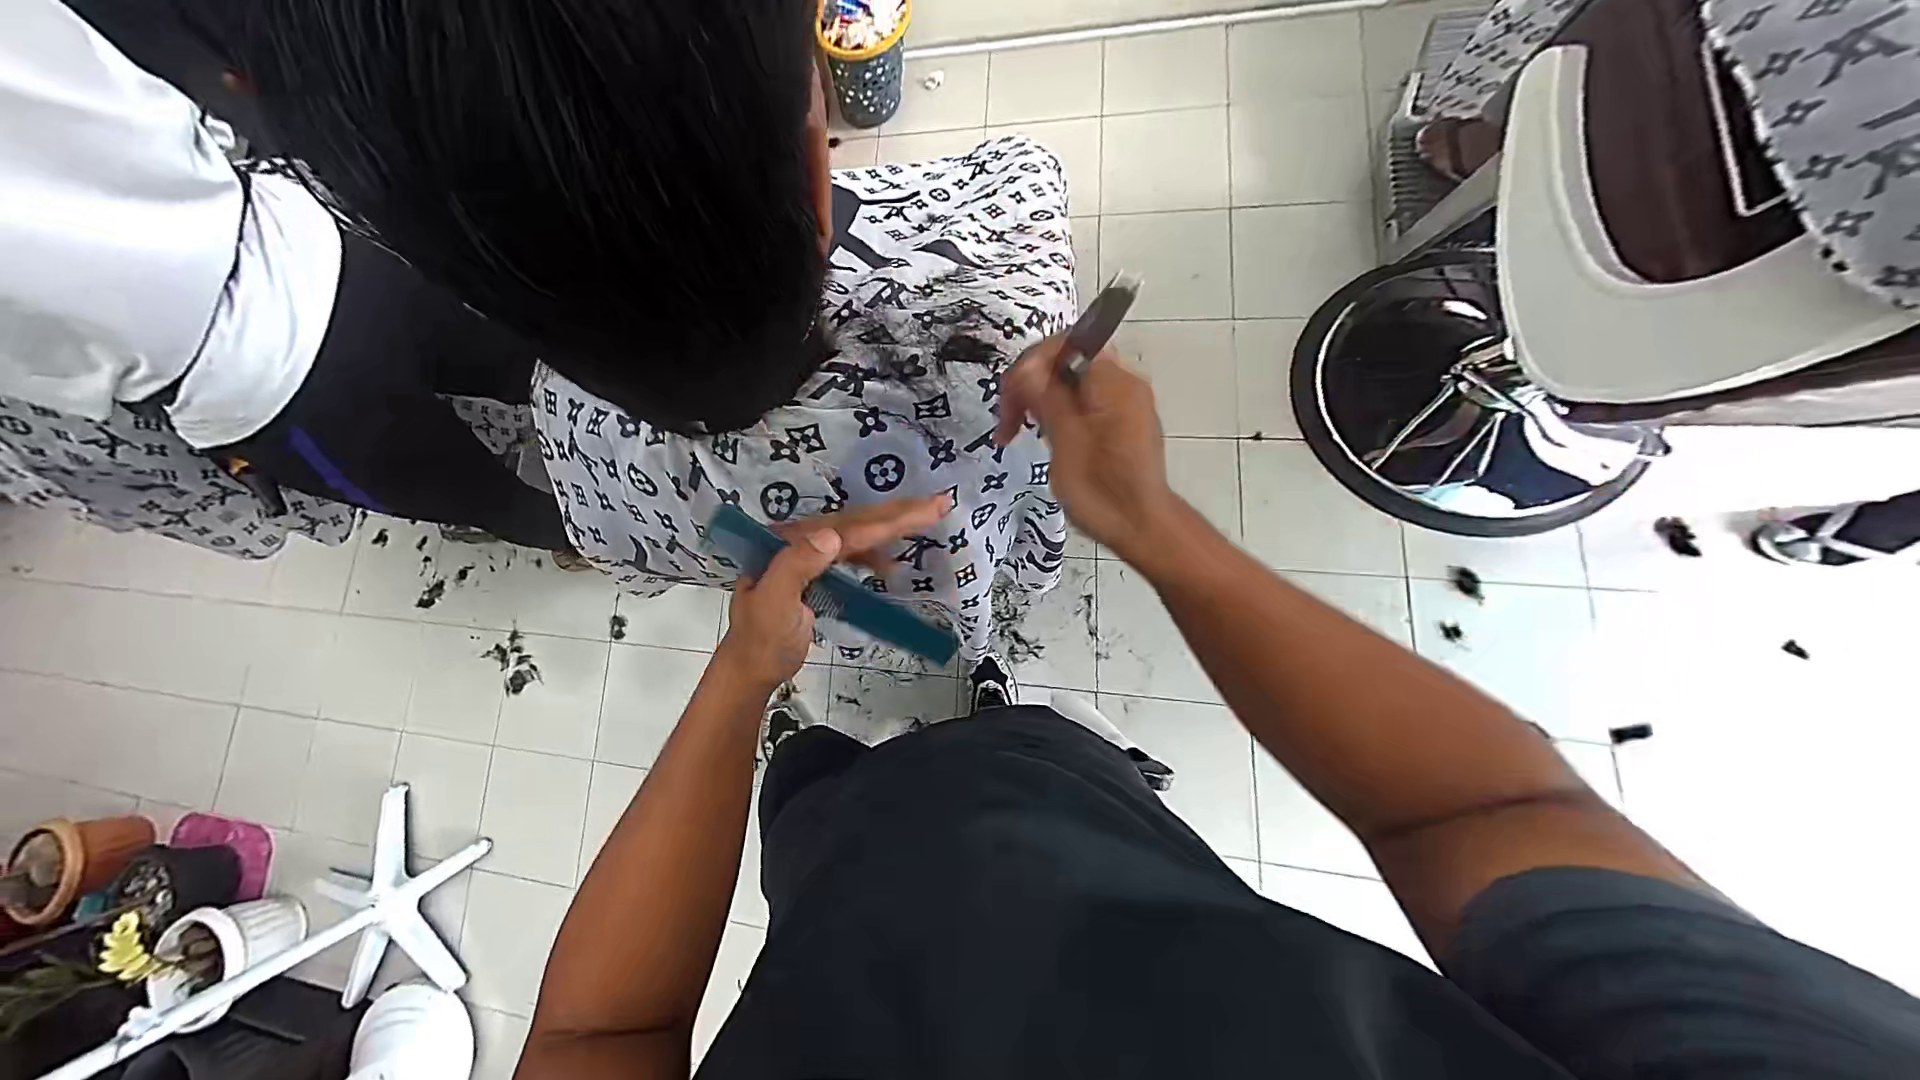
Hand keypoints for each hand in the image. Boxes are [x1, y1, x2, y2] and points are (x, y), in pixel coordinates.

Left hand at [718, 495, 950, 688]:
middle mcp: (798, 540)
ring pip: (858, 533)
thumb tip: (831, 535)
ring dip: (892, 526)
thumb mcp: (773, 605)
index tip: (923, 513)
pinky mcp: (818, 571)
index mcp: (787, 543)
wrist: (752, 668)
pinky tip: (892, 563)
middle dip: (898, 512)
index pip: (846, 529)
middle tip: (938, 503)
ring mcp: (808, 555)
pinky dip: (876, 554)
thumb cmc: (762, 642)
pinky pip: (853, 553)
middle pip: (855, 521)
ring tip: (928, 518)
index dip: (886, 521)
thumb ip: (796, 567)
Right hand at [996, 335, 1182, 564]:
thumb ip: (1047, 397)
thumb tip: (1027, 366)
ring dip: (1040, 399)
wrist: (1143, 528)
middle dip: (1030, 384)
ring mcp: (1125, 402)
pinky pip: (1084, 401)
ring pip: (1071, 381)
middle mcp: (1124, 384)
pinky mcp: (1121, 421)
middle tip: (1008, 421)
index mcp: (1113, 383)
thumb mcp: (1066, 443)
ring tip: (1020, 431)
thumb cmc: (1104, 493)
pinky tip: (1045, 435)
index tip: (1009, 400)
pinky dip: (1058, 411)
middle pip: (1066, 360)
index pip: (1063, 345)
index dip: (1028, 367)